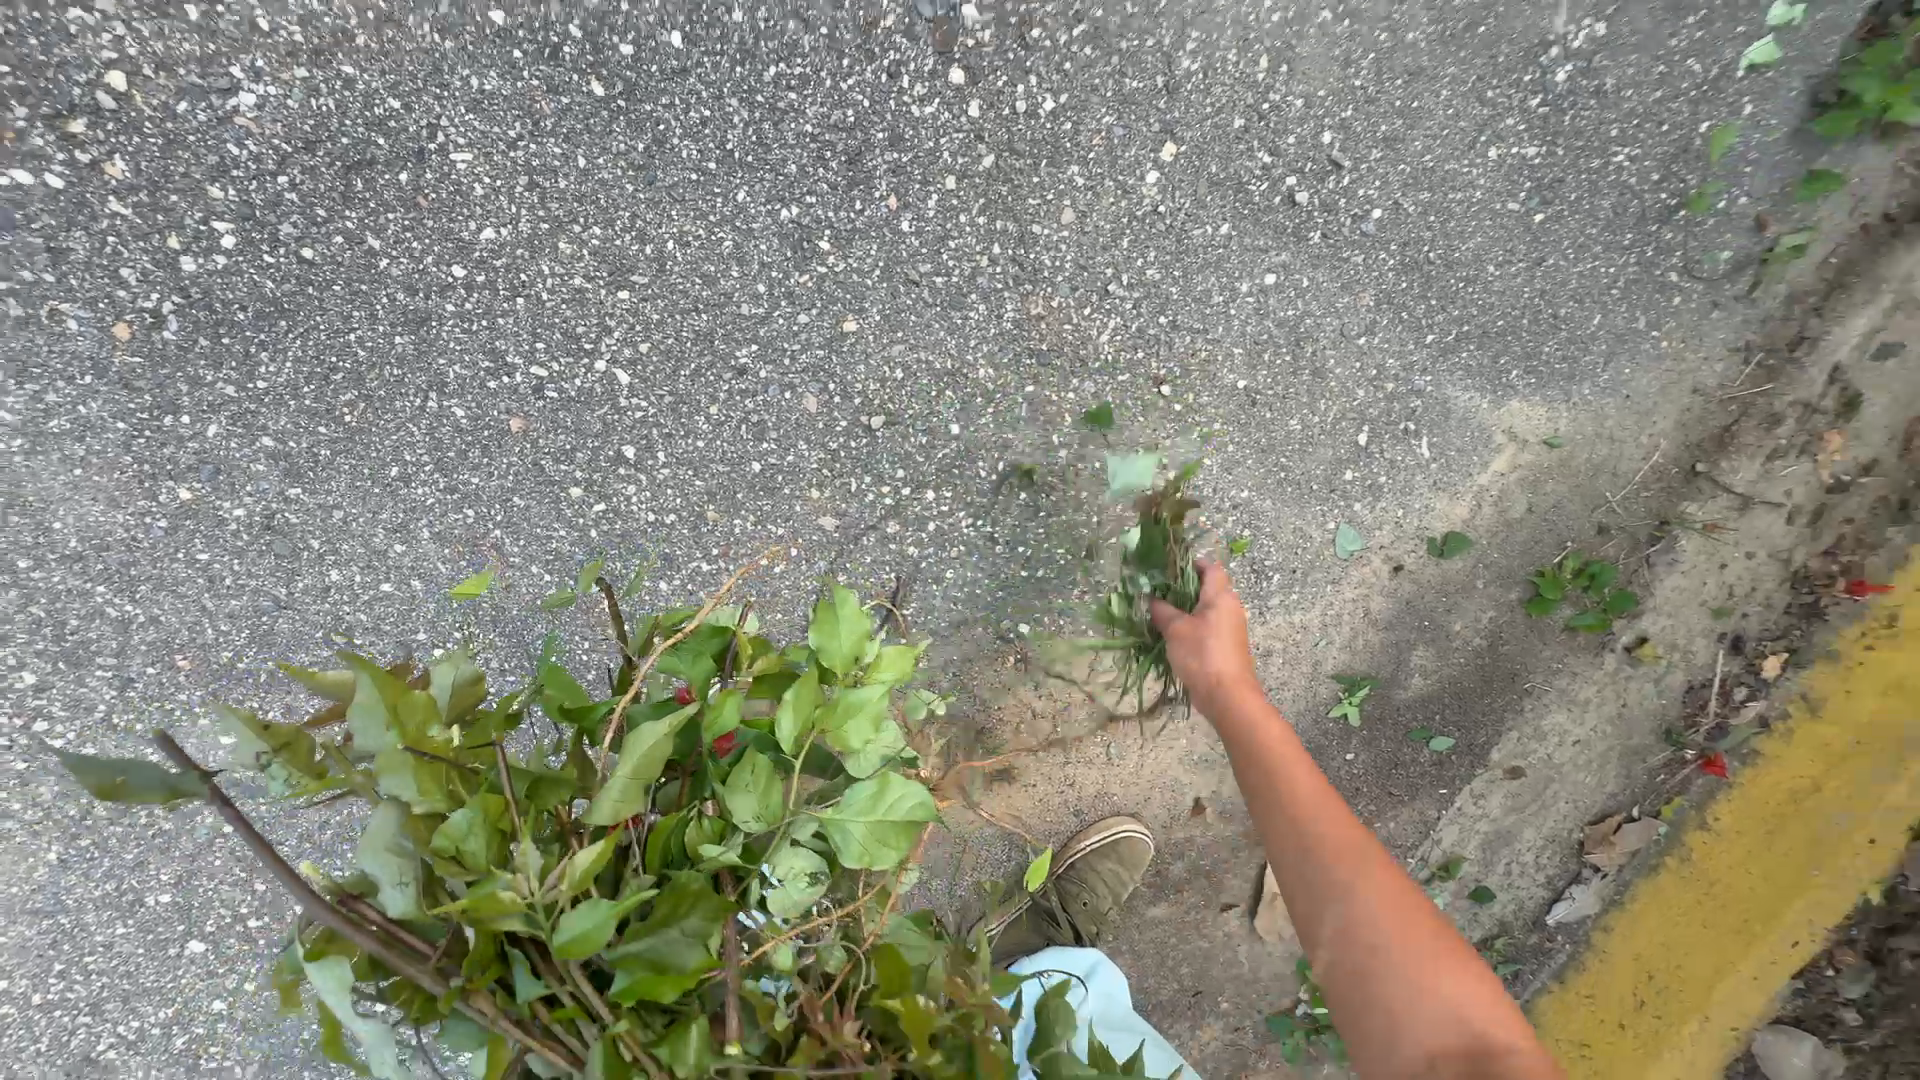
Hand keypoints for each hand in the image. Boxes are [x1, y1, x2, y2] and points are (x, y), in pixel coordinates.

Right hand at [1149, 559, 1262, 720]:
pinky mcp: (1227, 646)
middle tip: (1158, 591)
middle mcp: (1230, 608)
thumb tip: (1152, 599)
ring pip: (1207, 610)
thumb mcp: (1175, 629)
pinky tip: (1172, 635)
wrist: (1227, 696)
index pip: (1211, 568)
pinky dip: (1192, 626)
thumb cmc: (1202, 654)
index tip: (1169, 568)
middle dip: (1184, 588)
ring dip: (1186, 609)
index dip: (1192, 564)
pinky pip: (1208, 627)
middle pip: (1209, 588)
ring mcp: (1231, 628)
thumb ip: (1162, 610)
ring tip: (1160, 613)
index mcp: (1221, 597)